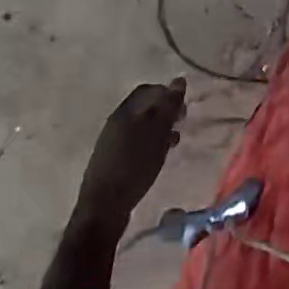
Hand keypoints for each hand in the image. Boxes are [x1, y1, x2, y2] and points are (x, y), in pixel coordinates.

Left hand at [73, 78, 187, 227]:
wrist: (104, 208)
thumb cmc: (134, 166)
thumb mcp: (157, 133)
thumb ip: (168, 106)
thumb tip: (179, 80)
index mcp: (125, 111)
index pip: (149, 90)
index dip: (168, 93)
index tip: (184, 107)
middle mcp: (116, 121)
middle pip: (145, 107)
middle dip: (165, 111)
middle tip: (182, 122)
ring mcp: (112, 141)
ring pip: (141, 125)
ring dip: (160, 128)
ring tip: (174, 140)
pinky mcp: (113, 160)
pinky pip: (136, 142)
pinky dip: (150, 143)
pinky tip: (159, 155)